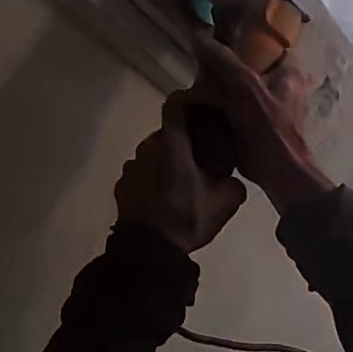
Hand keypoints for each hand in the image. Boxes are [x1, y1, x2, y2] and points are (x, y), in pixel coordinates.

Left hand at [114, 93, 247, 251]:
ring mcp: (131, 166)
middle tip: (200, 163)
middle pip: (168, 134)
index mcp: (172, 142)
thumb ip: (232, 179)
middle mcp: (147, 147)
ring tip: (181, 187)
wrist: (149, 250)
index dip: (189, 101)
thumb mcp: (226, 199)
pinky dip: (152, 180)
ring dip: (166, 163)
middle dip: (183, 144)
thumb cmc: (187, 217)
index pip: (176, 102)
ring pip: (154, 155)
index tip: (201, 110)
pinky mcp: (121, 185)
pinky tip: (163, 201)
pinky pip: (141, 174)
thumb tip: (229, 175)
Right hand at [192, 35, 334, 211]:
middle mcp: (288, 87)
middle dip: (228, 69)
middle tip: (203, 70)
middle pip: (252, 68)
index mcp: (290, 72)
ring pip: (246, 90)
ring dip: (225, 90)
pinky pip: (242, 109)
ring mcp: (278, 109)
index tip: (218, 43)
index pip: (267, 45)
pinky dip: (227, 109)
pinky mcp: (267, 127)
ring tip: (201, 89)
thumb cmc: (266, 127)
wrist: (278, 174)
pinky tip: (208, 111)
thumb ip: (222, 61)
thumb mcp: (242, 87)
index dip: (243, 41)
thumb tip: (198, 37)